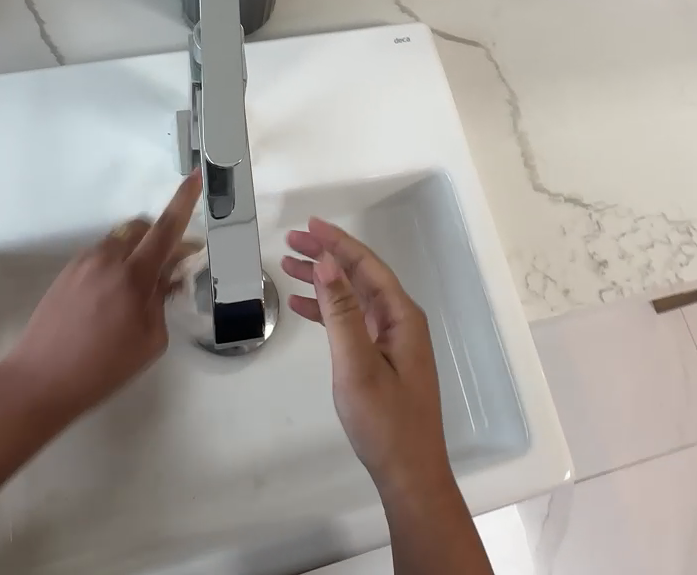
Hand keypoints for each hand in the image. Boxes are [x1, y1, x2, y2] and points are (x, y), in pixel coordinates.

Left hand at [0, 171, 200, 422]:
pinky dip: (116, 265)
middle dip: (162, 237)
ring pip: (120, 242)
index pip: (166, 229)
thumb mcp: (150, 341)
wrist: (38, 381)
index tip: (196, 175)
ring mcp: (83, 264)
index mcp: (133, 277)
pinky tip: (113, 298)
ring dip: (138, 252)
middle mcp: (108, 260)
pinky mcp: (67, 273)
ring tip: (140, 288)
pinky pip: (101, 256)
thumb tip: (168, 277)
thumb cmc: (102, 368)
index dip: (184, 201)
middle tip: (173, 265)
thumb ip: (162, 301)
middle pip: (142, 229)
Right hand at [283, 218, 452, 493]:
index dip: (337, 242)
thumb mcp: (356, 363)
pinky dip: (326, 311)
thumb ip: (340, 311)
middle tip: (291, 240)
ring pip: (352, 297)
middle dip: (326, 256)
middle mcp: (399, 320)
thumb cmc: (384, 420)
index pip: (366, 265)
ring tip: (288, 265)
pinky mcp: (381, 358)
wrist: (408, 473)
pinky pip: (351, 321)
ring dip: (322, 281)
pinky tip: (302, 306)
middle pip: (359, 276)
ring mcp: (391, 339)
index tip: (309, 224)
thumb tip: (327, 262)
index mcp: (401, 316)